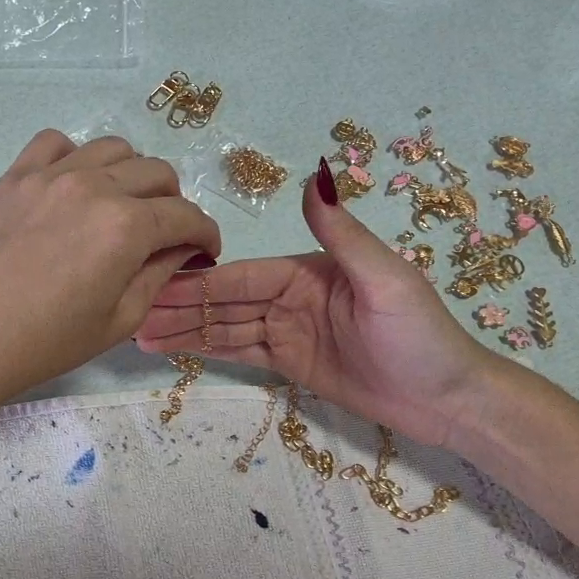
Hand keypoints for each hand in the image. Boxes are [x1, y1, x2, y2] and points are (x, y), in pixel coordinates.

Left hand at [0, 130, 220, 410]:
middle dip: (173, 204)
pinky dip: (75, 156)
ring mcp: (50, 175)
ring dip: (130, 175)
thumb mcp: (118, 320)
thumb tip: (182, 249)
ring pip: (112, 149)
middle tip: (163, 236)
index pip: (186, 215)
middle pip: (156, 174)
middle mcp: (94, 186)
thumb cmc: (45, 343)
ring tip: (120, 206)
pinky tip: (71, 186)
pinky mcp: (14, 176)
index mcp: (126, 226)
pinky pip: (55, 142)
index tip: (204, 250)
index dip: (205, 234)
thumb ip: (158, 275)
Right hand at [135, 158, 500, 448]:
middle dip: (178, 307)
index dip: (198, 283)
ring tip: (138, 335)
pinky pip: (238, 352)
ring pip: (224, 327)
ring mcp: (286, 331)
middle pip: (224, 301)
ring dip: (183, 329)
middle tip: (130, 315)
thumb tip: (312, 178)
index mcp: (306, 271)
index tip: (155, 284)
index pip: (241, 276)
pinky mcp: (289, 363)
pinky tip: (173, 348)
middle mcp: (289, 296)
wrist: (448, 400)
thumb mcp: (386, 280)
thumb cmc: (422, 336)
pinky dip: (205, 349)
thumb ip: (343, 234)